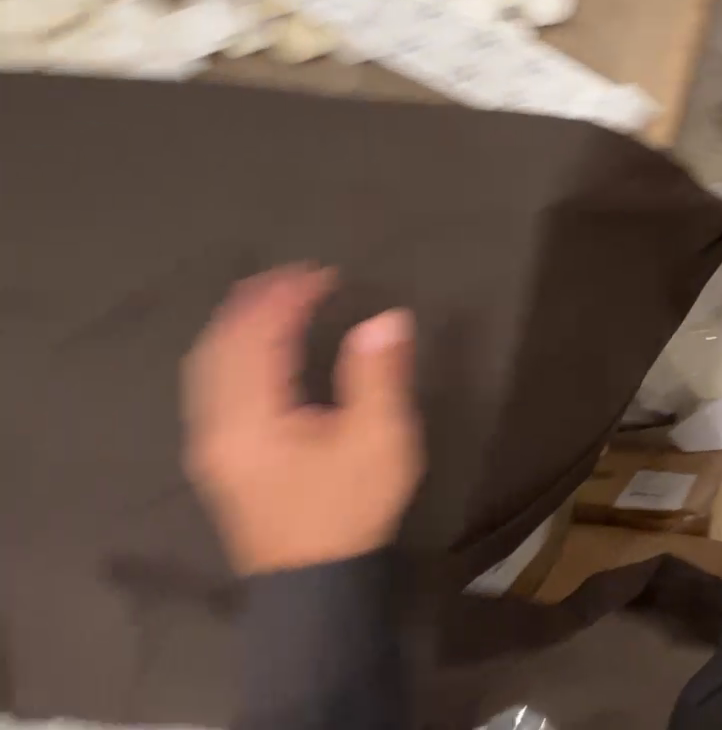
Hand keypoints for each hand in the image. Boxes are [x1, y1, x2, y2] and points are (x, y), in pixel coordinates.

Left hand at [183, 265, 423, 575]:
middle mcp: (219, 425)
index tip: (323, 273)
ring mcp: (214, 441)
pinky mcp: (222, 452)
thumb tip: (387, 319)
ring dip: (238, 325)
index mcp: (255, 419)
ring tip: (274, 296)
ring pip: (209, 368)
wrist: (317, 573)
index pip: (259, 343)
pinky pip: (213, 384)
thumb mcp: (380, 438)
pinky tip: (257, 344)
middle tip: (294, 273)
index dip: (286, 302)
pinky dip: (233, 350)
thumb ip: (379, 377)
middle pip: (220, 350)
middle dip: (253, 305)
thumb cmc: (351, 504)